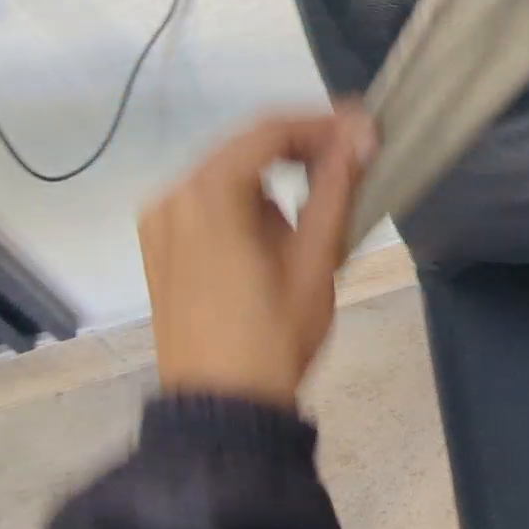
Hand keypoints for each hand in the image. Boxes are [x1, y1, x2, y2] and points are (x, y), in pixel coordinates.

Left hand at [138, 107, 376, 408]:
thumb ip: (337, 187)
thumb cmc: (276, 333)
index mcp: (207, 196)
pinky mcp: (163, 245)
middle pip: (245, 146)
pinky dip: (252, 193)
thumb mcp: (317, 258)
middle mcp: (173, 196)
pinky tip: (283, 215)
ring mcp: (161, 221)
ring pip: (229, 170)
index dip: (323, 122)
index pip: (269, 132)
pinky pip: (212, 198)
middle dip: (303, 142)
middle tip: (356, 148)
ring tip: (328, 182)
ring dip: (278, 167)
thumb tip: (361, 135)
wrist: (223, 405)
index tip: (367, 125)